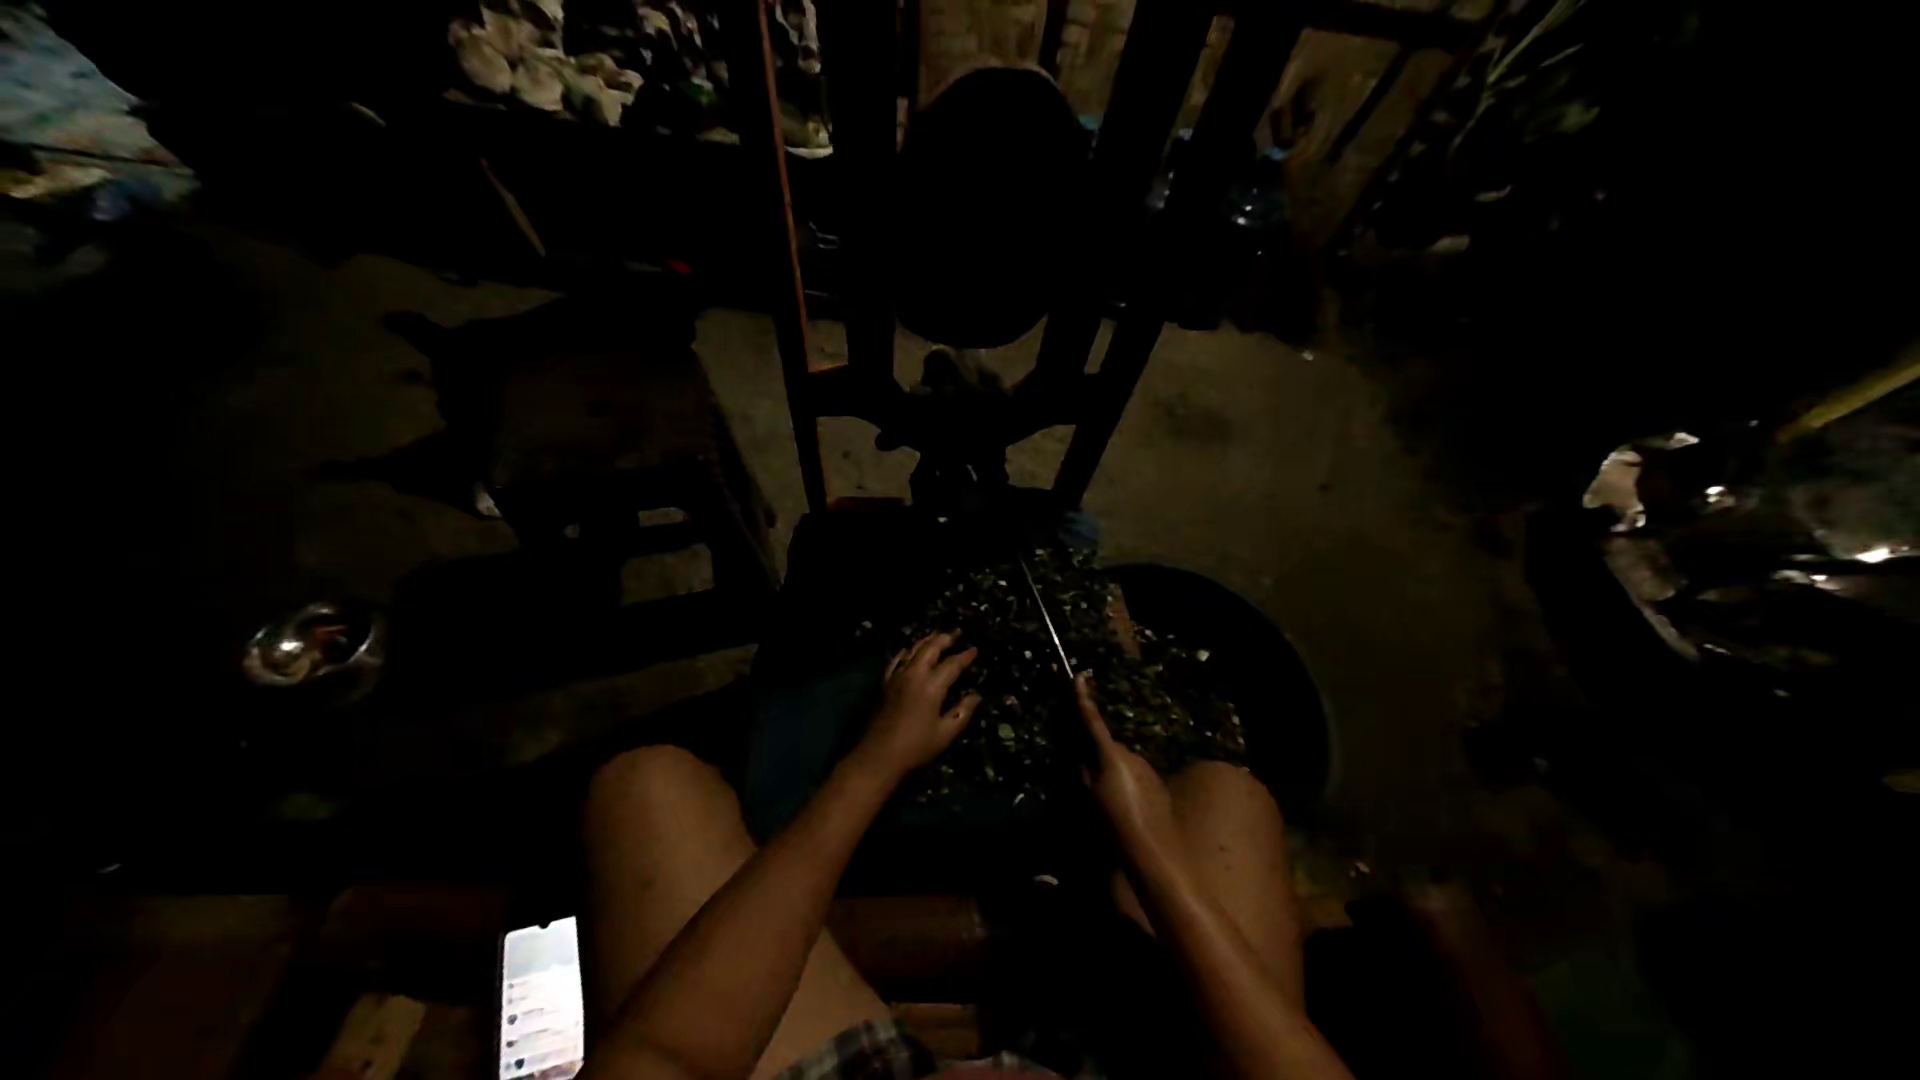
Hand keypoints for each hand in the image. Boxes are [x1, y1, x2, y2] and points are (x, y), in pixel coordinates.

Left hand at [856, 631, 981, 779]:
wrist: (879, 755)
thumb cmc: (916, 746)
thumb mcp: (946, 733)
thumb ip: (963, 711)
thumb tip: (976, 695)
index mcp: (932, 686)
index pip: (952, 664)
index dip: (965, 656)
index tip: (974, 649)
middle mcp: (914, 675)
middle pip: (930, 649)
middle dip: (944, 639)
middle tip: (956, 632)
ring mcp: (897, 677)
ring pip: (913, 650)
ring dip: (926, 641)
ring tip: (937, 635)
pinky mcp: (885, 683)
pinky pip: (896, 660)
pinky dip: (905, 651)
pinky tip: (908, 649)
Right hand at [1076, 674, 1179, 854]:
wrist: (1154, 851)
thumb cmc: (1116, 823)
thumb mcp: (1090, 797)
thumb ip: (1083, 773)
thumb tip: (1080, 757)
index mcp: (1110, 755)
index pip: (1092, 721)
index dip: (1083, 699)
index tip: (1079, 677)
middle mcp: (1130, 754)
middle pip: (1106, 746)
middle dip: (1096, 753)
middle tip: (1087, 776)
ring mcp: (1145, 768)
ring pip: (1121, 762)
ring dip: (1112, 771)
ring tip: (1105, 799)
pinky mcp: (1155, 782)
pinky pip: (1134, 775)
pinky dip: (1125, 783)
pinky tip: (1124, 806)